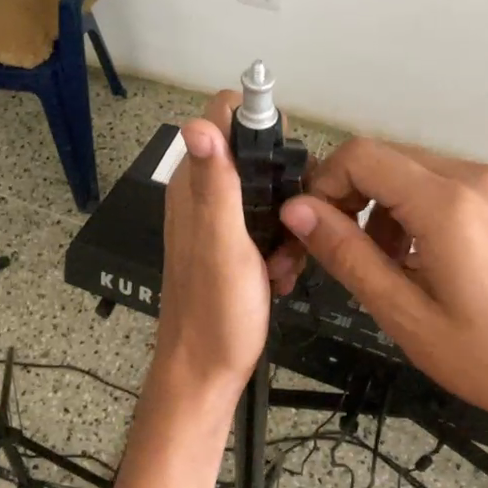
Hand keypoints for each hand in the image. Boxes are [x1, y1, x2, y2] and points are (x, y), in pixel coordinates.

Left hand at [155, 93, 300, 397]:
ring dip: (286, 219)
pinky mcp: (232, 244)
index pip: (224, 115)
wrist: (205, 373)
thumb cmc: (216, 310)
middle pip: (253, 152)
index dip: (260, 122)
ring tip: (285, 257)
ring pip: (266, 190)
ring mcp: (217, 218)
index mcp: (194, 180)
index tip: (287, 161)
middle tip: (293, 221)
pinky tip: (280, 274)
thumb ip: (215, 182)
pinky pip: (266, 223)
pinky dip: (280, 244)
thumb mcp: (221, 242)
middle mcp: (202, 191)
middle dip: (282, 180)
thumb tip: (198, 122)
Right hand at [278, 139, 487, 443]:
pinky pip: (444, 184)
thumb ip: (346, 253)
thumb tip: (294, 210)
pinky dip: (415, 207)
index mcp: (448, 204)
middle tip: (338, 249)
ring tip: (382, 263)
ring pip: (412, 169)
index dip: (323, 184)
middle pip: (384, 158)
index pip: (360, 156)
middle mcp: (475, 177)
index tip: (311, 228)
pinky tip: (419, 257)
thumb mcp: (405, 314)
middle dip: (349, 195)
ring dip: (381, 204)